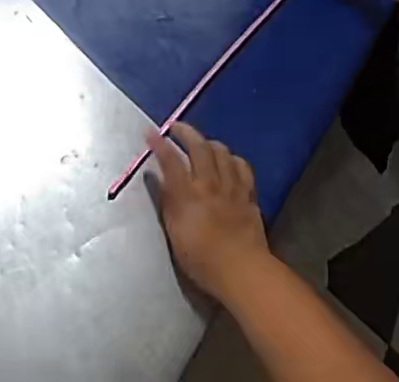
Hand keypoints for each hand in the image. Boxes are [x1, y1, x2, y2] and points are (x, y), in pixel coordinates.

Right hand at [148, 123, 269, 301]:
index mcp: (188, 194)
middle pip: (198, 146)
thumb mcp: (174, 233)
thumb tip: (157, 176)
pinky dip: (231, 158)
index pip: (170, 160)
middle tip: (176, 127)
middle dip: (185, 132)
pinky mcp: (248, 192)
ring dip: (208, 142)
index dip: (159, 144)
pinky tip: (227, 161)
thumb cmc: (201, 259)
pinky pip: (241, 165)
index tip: (150, 132)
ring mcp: (231, 185)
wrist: (242, 270)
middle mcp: (209, 182)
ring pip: (221, 151)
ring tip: (201, 143)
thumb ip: (167, 201)